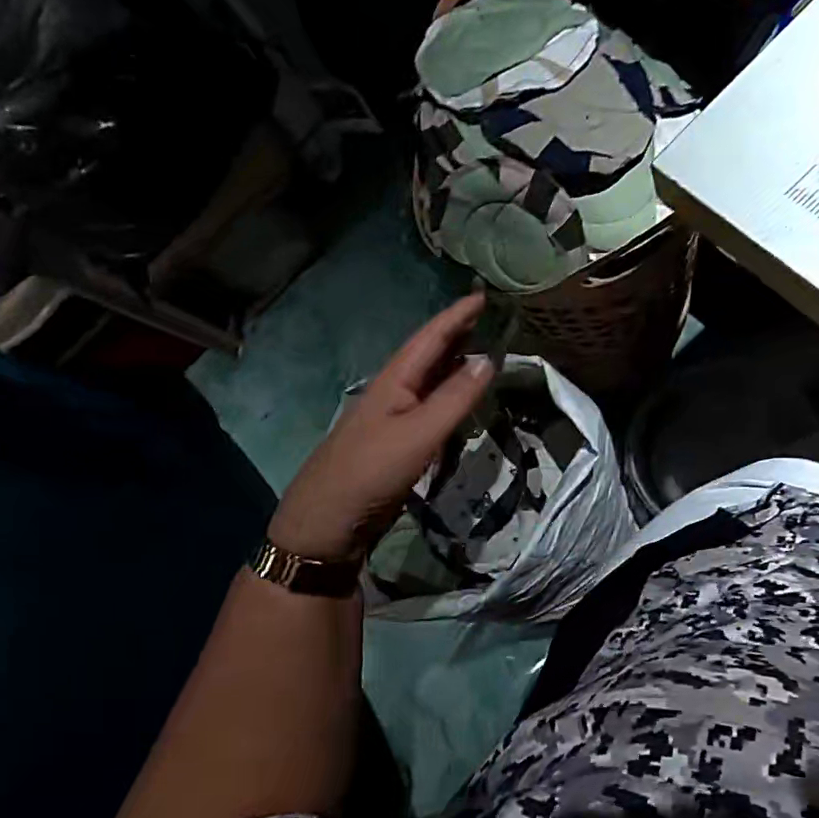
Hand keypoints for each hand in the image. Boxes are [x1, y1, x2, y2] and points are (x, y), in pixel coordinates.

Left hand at [267, 293, 497, 561]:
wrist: (326, 523)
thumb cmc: (369, 473)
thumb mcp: (417, 435)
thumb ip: (453, 399)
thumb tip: (488, 359)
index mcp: (393, 382)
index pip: (429, 338)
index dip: (457, 316)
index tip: (485, 295)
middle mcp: (391, 395)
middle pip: (428, 358)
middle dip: (457, 337)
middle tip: (492, 320)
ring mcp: (391, 422)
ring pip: (428, 386)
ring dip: (453, 369)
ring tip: (484, 354)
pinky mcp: (394, 448)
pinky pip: (428, 415)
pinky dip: (448, 403)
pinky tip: (460, 406)